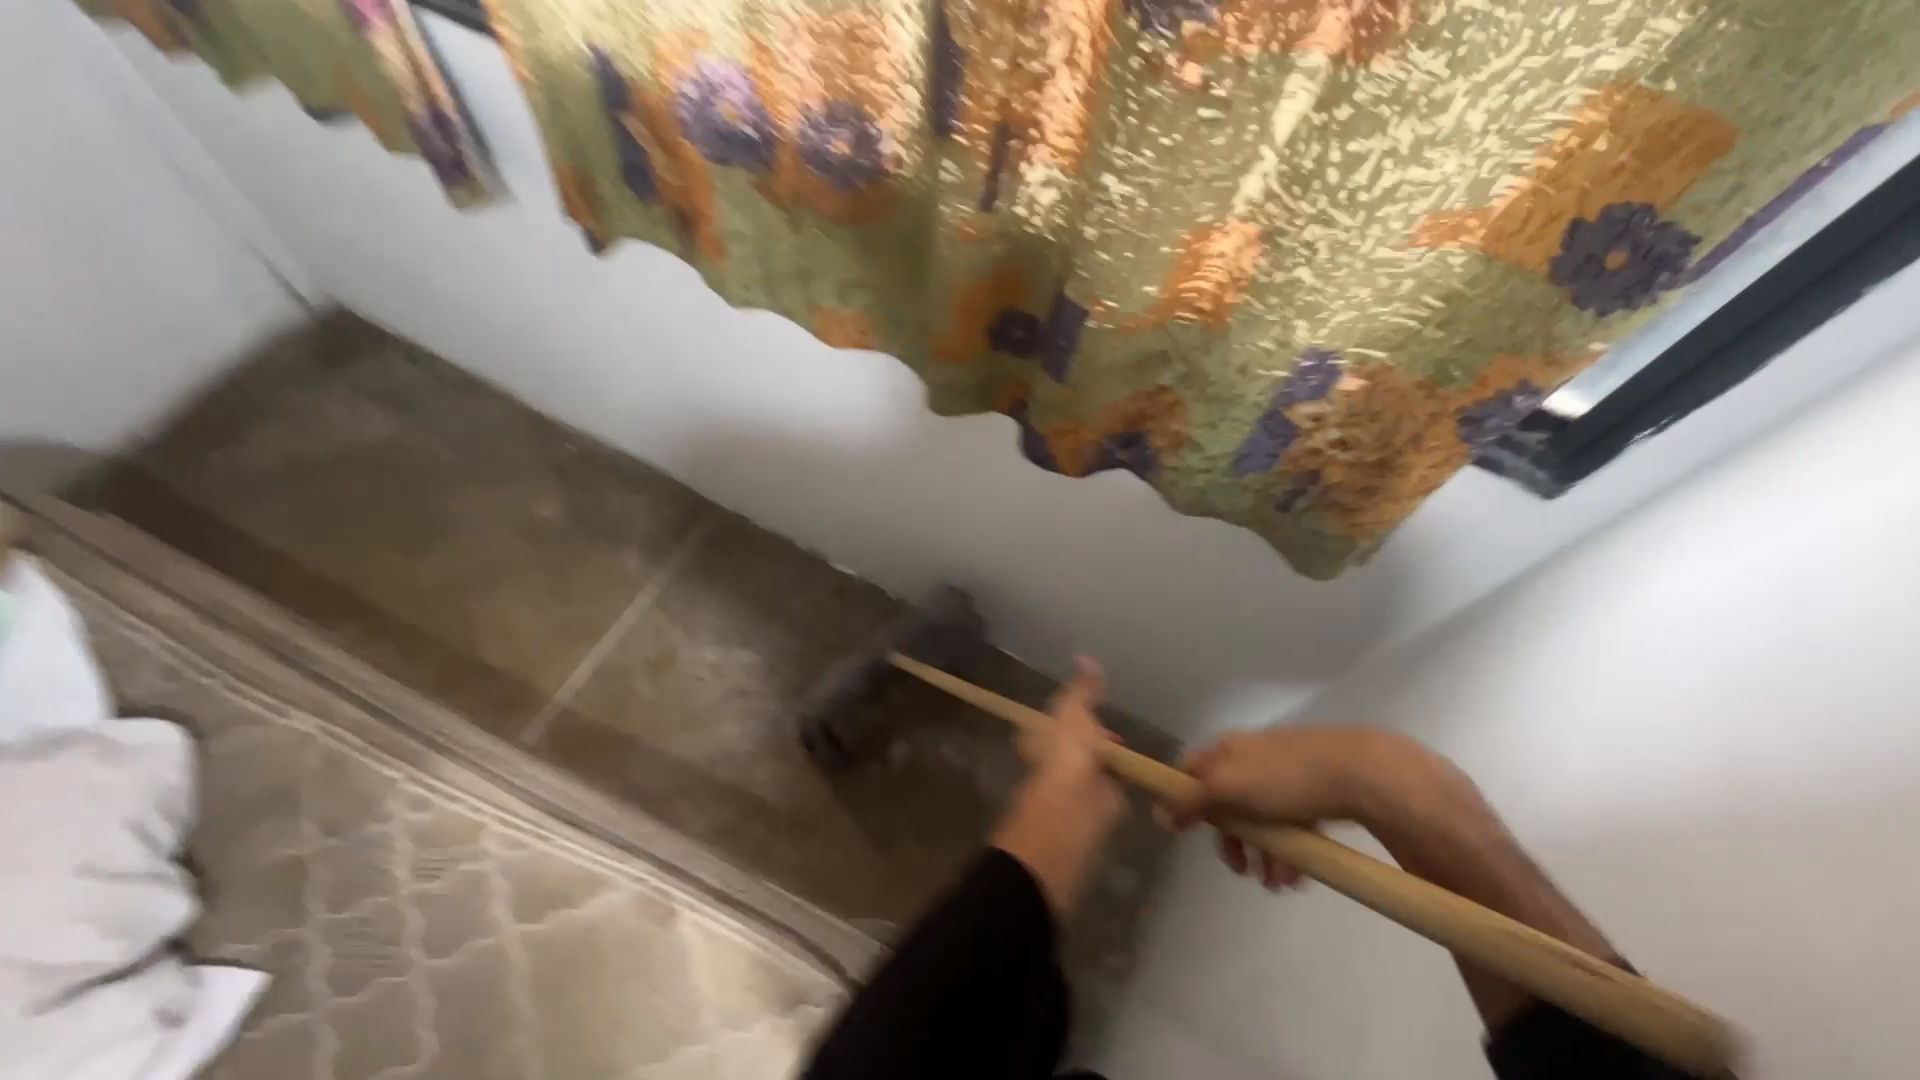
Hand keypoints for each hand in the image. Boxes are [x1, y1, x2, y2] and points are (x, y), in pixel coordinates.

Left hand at [1017, 656, 1124, 820]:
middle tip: (1107, 726)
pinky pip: (1115, 782)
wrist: (1078, 798)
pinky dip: (1125, 774)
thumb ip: (1083, 687)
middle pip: (1073, 744)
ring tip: (1124, 743)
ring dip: (1108, 757)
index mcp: (1041, 735)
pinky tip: (1137, 764)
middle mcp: (1056, 758)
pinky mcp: (1103, 798)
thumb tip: (1084, 657)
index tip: (1078, 707)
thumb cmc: (1067, 747)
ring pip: (1094, 764)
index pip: (1047, 722)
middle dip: (1089, 737)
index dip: (1062, 715)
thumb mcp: (1074, 707)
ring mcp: (1079, 780)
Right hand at [1163, 726, 1422, 890]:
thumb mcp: (1229, 787)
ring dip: (1262, 854)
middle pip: (1226, 802)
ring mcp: (1285, 777)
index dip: (1182, 799)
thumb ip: (1193, 799)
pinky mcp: (1315, 795)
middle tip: (1239, 869)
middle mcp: (1252, 760)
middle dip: (1231, 840)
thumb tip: (1159, 811)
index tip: (1184, 832)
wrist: (1362, 772)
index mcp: (1227, 750)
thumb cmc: (1285, 778)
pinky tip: (1296, 876)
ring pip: (1261, 819)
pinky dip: (1289, 851)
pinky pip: (1291, 826)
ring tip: (1275, 884)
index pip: (1190, 770)